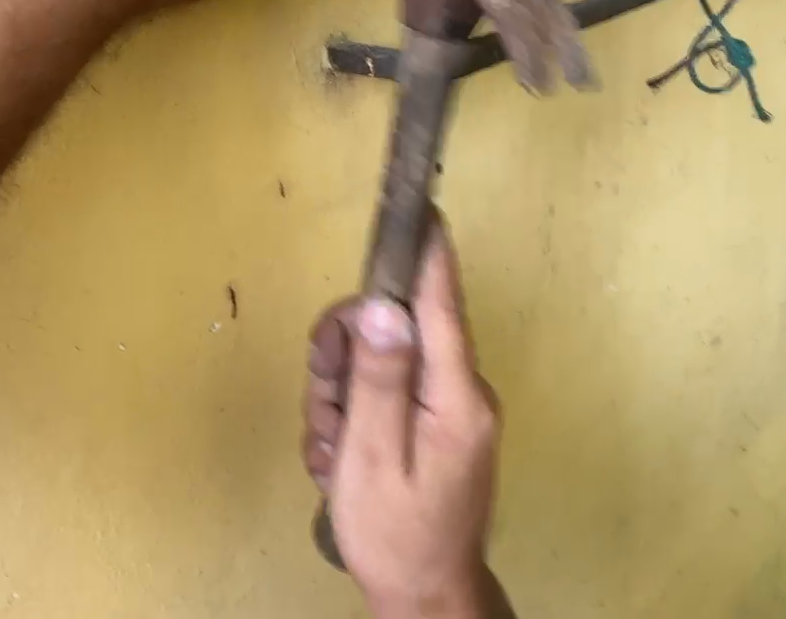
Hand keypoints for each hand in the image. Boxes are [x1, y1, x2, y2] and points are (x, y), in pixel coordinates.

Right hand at [303, 215, 513, 618]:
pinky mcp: (429, 415)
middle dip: (342, 358)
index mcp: (455, 394)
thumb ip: (378, 377)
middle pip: (389, 325)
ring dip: (339, 394)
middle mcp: (458, 386)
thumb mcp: (373, 457)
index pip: (441, 302)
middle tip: (328, 410)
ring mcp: (444, 401)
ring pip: (373, 354)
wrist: (424, 599)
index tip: (421, 206)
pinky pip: (379, 383)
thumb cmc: (396, 533)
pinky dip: (349, 412)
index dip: (427, 252)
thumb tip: (382, 305)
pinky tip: (343, 453)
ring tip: (335, 448)